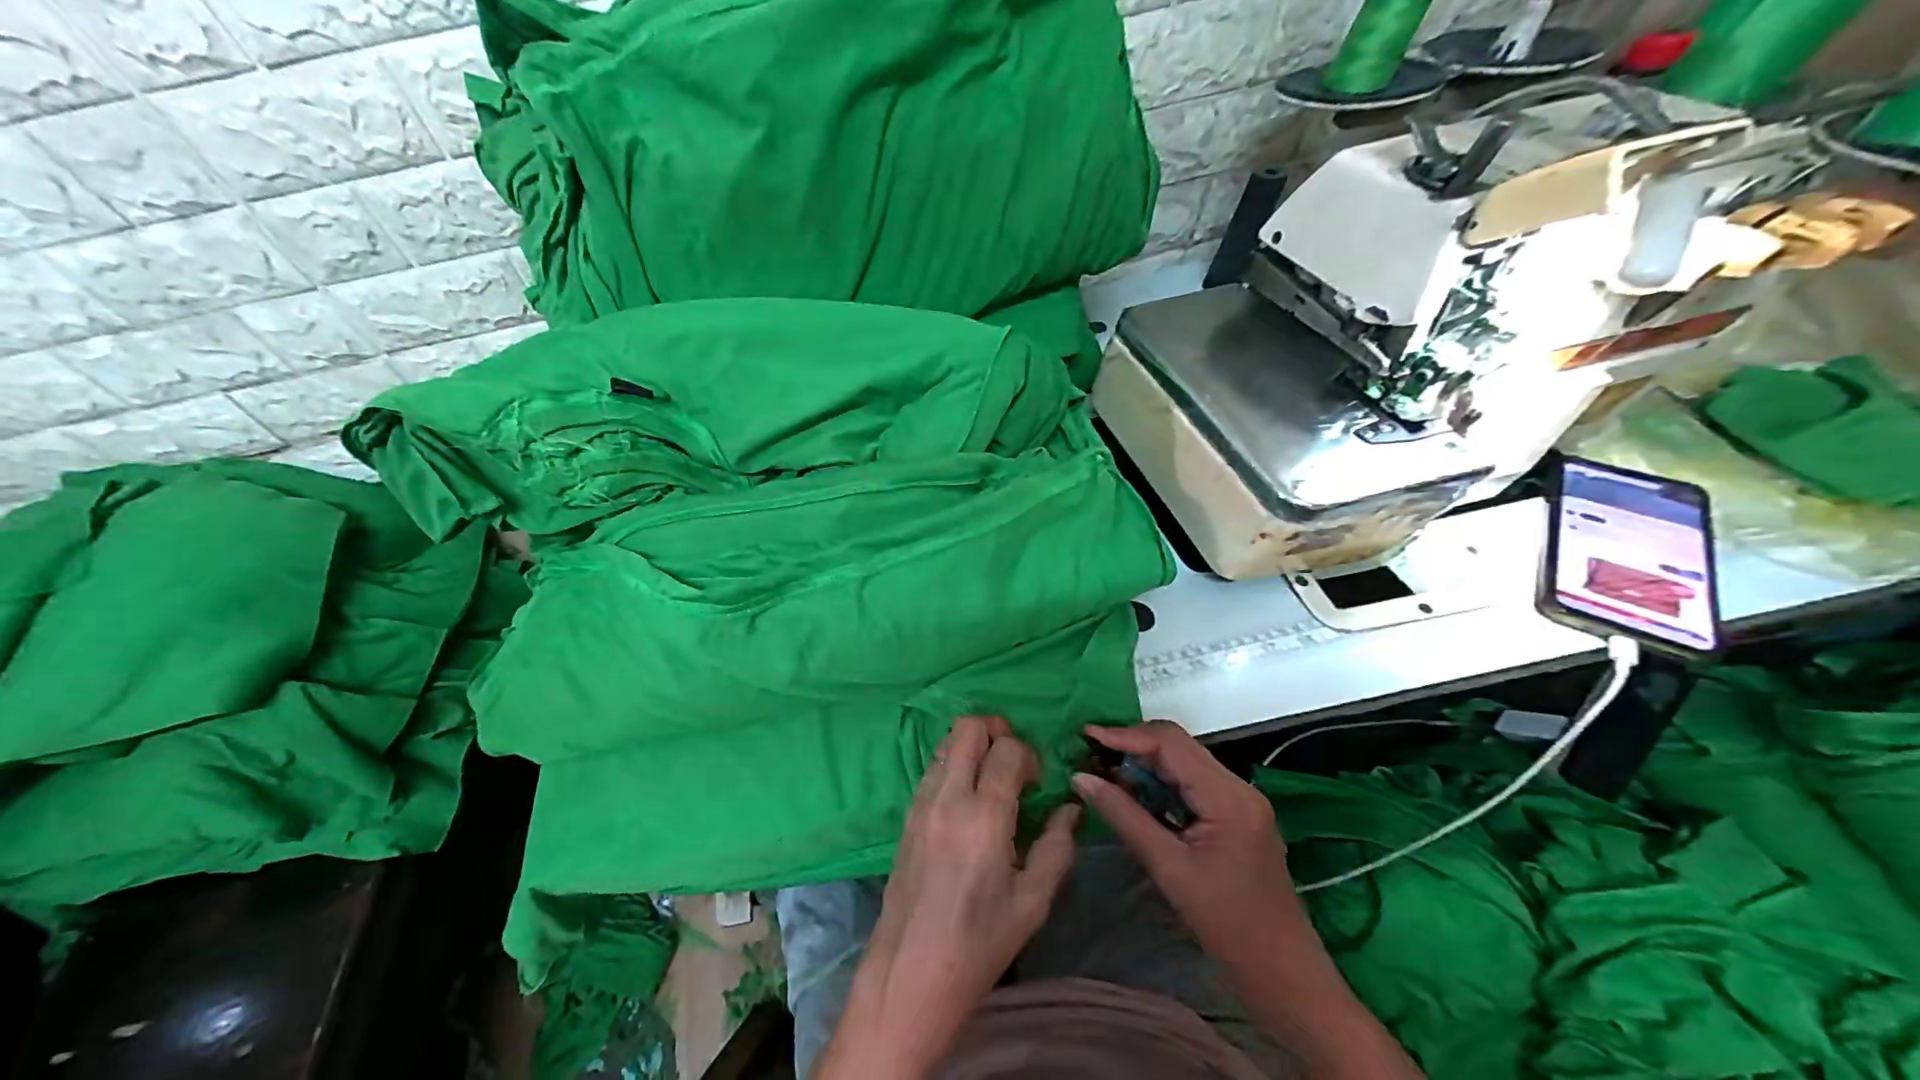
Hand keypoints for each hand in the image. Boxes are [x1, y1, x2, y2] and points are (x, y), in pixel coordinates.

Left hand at [815, 715, 1077, 1076]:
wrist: (909, 974)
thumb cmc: (979, 945)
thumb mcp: (1033, 902)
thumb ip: (1057, 846)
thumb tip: (1070, 808)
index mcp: (984, 817)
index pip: (1007, 749)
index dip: (1029, 755)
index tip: (1037, 783)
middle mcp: (948, 798)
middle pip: (967, 727)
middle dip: (997, 731)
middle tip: (1014, 763)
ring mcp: (921, 804)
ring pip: (945, 743)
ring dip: (972, 747)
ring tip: (992, 781)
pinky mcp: (906, 817)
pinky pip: (932, 769)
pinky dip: (953, 766)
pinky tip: (969, 802)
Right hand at [1072, 721, 1298, 957]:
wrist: (1284, 973)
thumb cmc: (1227, 925)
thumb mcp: (1168, 869)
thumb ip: (1124, 816)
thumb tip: (1081, 779)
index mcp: (1228, 797)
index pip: (1171, 744)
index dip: (1125, 735)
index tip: (1086, 736)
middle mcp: (1238, 788)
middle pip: (1179, 746)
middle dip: (1132, 745)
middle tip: (1090, 753)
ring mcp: (1241, 800)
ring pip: (1185, 762)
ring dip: (1145, 762)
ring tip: (1104, 771)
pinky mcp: (1237, 815)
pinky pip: (1193, 783)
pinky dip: (1161, 782)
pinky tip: (1134, 794)